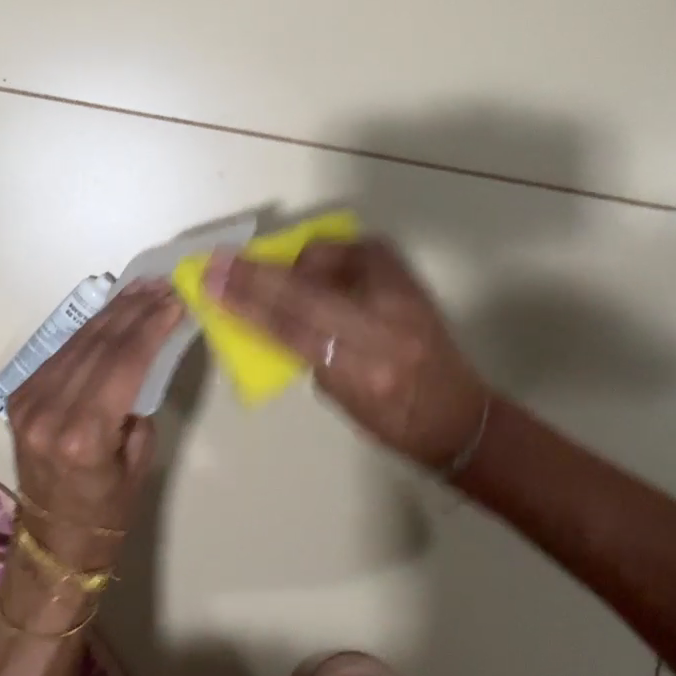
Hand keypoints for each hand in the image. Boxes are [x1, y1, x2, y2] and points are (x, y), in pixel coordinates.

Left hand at [6, 279, 182, 571]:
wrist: (55, 538)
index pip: (123, 362)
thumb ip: (138, 402)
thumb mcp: (140, 460)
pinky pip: (61, 353)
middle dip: (133, 309)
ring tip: (141, 288)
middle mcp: (49, 412)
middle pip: (98, 344)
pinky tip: (112, 311)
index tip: (175, 298)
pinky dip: (89, 330)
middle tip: (161, 283)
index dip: (151, 325)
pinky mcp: (20, 396)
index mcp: (82, 435)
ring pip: (77, 341)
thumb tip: (144, 352)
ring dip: (112, 312)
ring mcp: (29, 401)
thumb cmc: (108, 509)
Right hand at [203, 238, 490, 469]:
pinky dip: (328, 254)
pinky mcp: (412, 281)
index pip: (291, 329)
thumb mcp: (339, 398)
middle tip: (220, 261)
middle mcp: (385, 332)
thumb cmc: (394, 423)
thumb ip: (305, 352)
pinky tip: (312, 262)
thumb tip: (266, 312)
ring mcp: (402, 300)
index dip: (248, 304)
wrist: (463, 417)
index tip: (212, 285)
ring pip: (334, 260)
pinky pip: (359, 252)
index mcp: (363, 373)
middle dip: (256, 274)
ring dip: (293, 260)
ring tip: (269, 267)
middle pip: (305, 291)